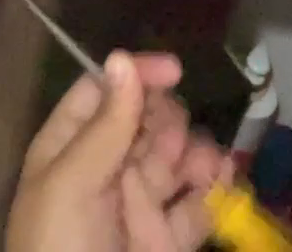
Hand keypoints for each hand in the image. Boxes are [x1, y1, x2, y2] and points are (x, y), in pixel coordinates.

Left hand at [6, 51, 227, 251]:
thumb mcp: (70, 186)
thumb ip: (103, 126)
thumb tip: (122, 58)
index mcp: (67, 151)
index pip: (101, 93)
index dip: (134, 75)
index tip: (175, 71)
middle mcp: (102, 173)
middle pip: (143, 122)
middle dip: (166, 120)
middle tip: (172, 142)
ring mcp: (136, 209)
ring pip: (174, 160)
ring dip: (195, 152)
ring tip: (205, 167)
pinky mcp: (166, 243)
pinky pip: (194, 206)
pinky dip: (213, 189)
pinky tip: (224, 180)